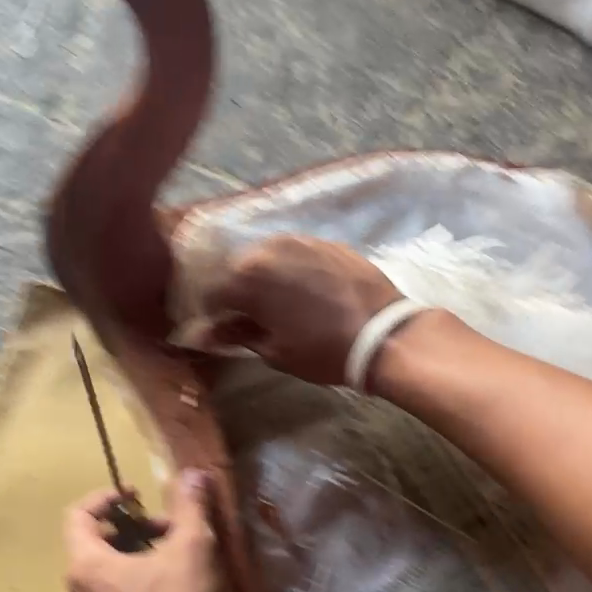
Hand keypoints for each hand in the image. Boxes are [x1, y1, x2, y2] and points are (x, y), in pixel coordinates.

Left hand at [64, 470, 231, 591]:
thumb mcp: (195, 546)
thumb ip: (190, 506)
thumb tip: (191, 474)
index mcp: (87, 566)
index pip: (78, 515)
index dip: (107, 498)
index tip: (138, 496)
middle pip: (93, 545)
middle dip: (131, 529)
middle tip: (169, 531)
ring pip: (104, 577)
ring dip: (135, 559)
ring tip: (175, 561)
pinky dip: (134, 588)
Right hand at [204, 234, 403, 384]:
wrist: (385, 335)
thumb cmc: (323, 350)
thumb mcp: (275, 351)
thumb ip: (238, 335)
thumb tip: (206, 334)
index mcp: (247, 276)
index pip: (213, 294)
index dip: (216, 315)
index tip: (226, 330)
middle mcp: (269, 248)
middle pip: (240, 269)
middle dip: (241, 291)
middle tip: (255, 316)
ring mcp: (302, 239)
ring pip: (271, 256)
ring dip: (269, 276)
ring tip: (283, 302)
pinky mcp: (329, 242)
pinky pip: (300, 253)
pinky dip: (297, 269)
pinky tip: (309, 290)